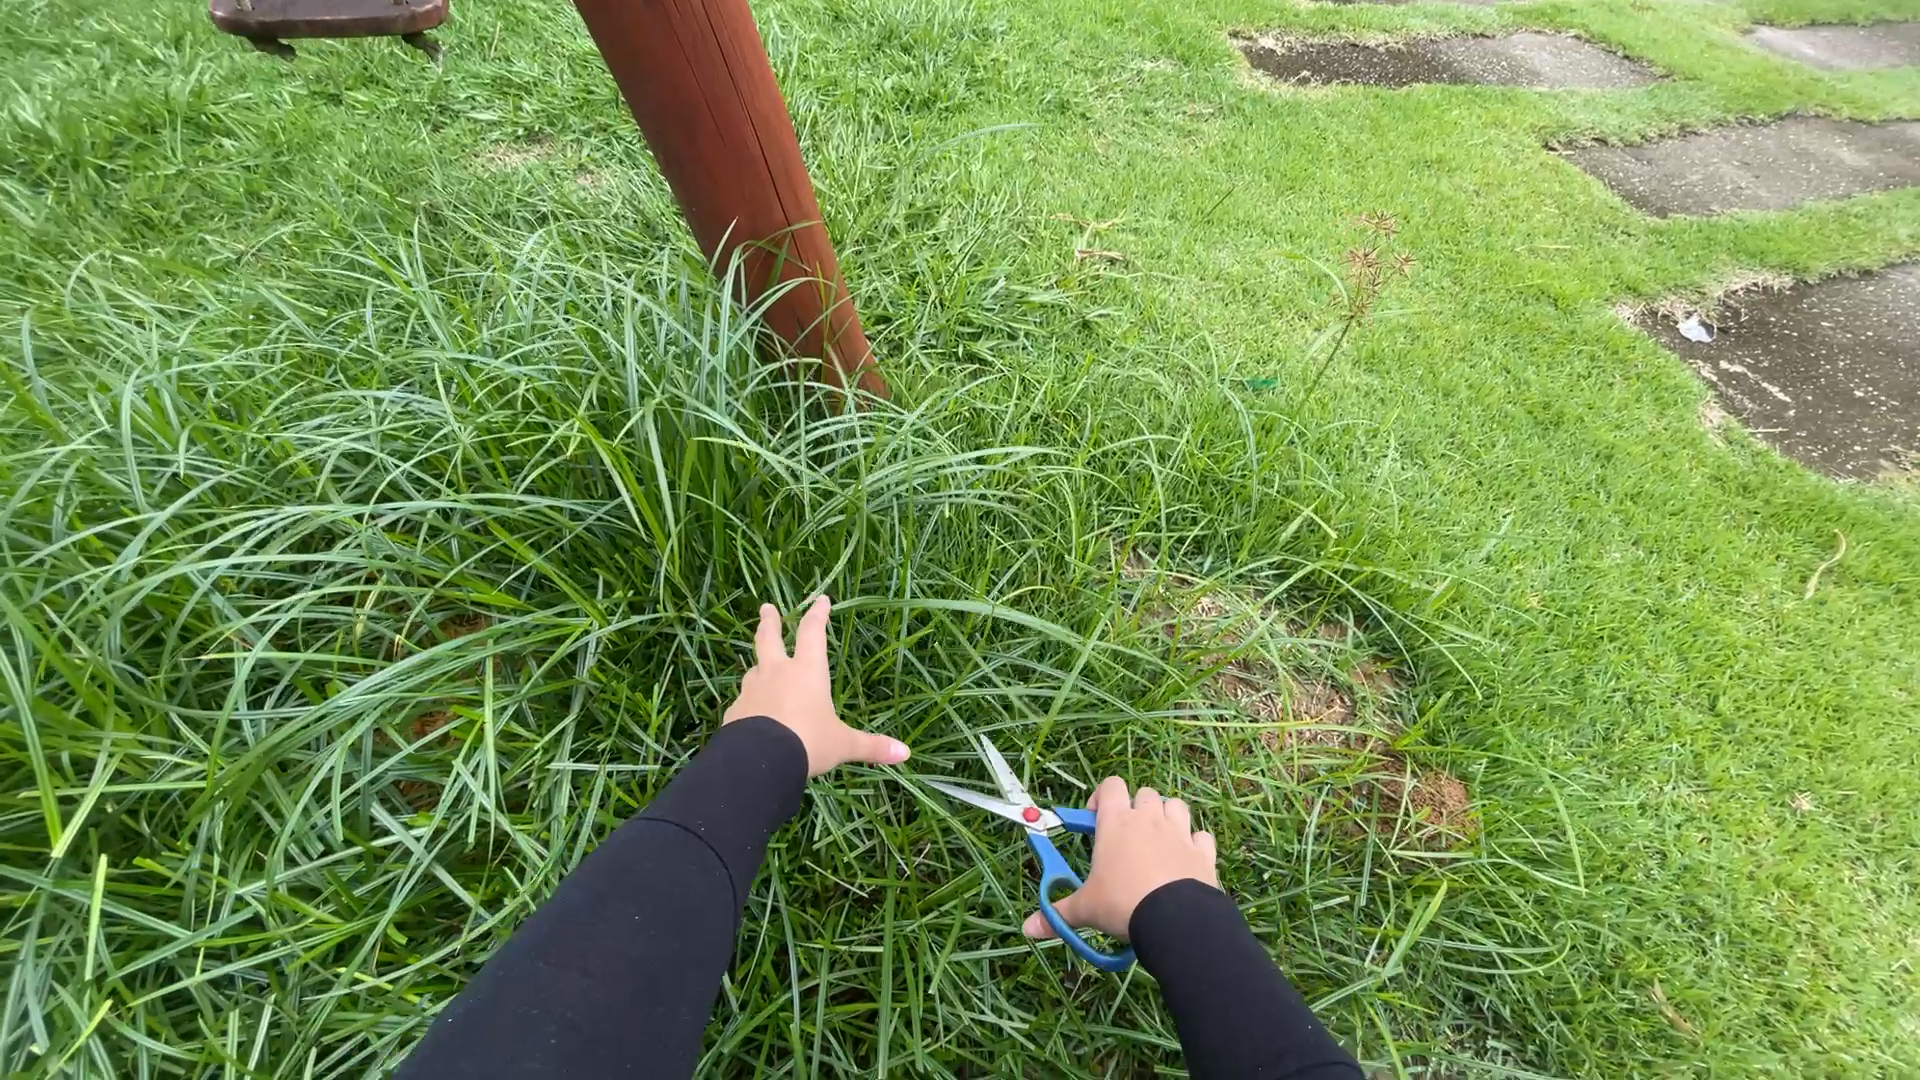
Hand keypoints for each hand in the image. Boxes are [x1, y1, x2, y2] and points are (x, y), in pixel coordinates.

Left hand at [723, 597, 909, 776]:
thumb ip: (871, 746)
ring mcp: (752, 690)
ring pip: (754, 669)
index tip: (821, 599)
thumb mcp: (843, 744)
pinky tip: (751, 714)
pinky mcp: (734, 712)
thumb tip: (905, 753)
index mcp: (807, 671)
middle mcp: (777, 673)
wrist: (759, 761)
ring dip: (759, 665)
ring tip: (759, 667)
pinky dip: (750, 702)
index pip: (813, 633)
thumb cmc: (808, 742)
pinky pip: (743, 701)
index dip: (818, 614)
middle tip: (766, 607)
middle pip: (770, 638)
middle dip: (770, 621)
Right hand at [1022, 776, 1218, 941]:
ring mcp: (1179, 832)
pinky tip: (1187, 860)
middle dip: (1137, 808)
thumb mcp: (1086, 908)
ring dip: (1168, 817)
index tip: (1097, 820)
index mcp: (1116, 822)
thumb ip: (1058, 913)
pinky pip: (1202, 836)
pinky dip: (1195, 843)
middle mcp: (1148, 818)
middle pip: (1145, 793)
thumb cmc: (1122, 903)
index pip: (1110, 786)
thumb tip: (1028, 929)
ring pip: (1176, 806)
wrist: (1175, 920)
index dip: (1103, 797)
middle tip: (1128, 837)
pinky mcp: (1203, 851)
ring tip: (1159, 842)